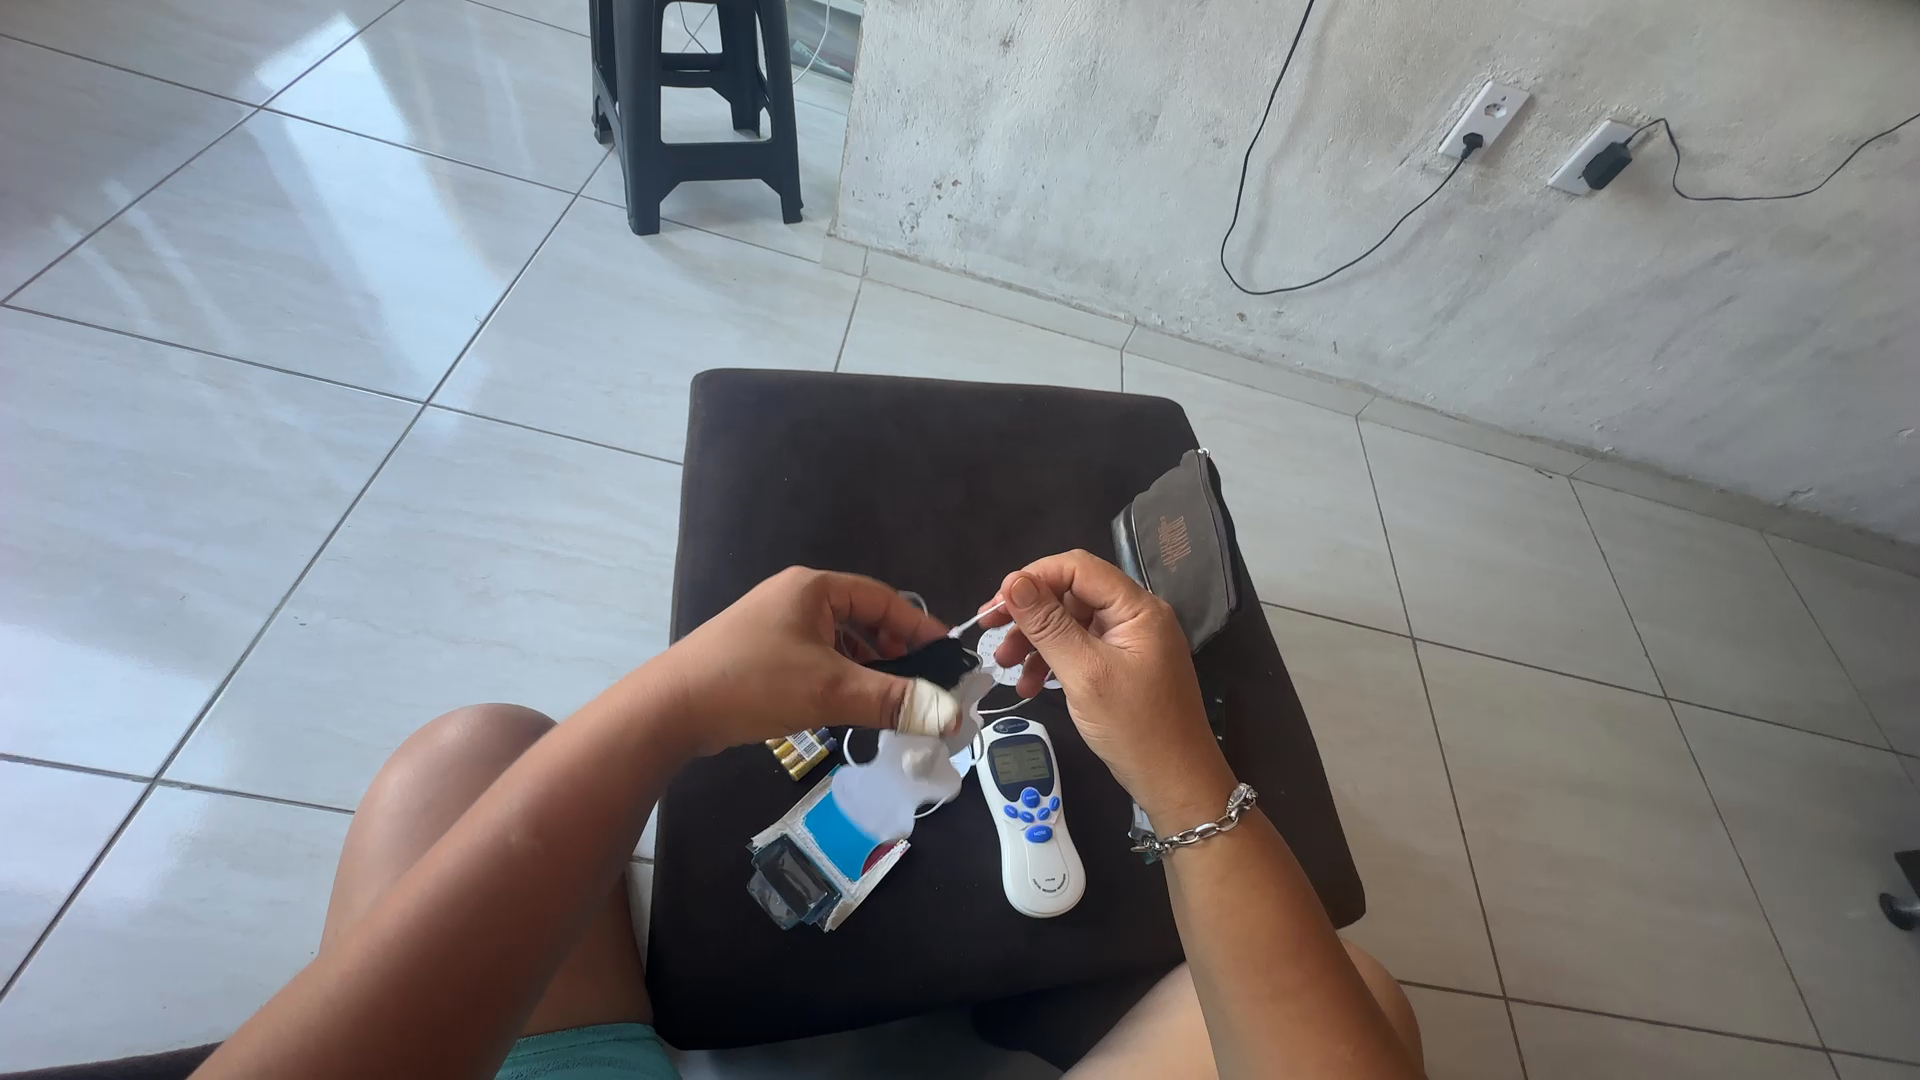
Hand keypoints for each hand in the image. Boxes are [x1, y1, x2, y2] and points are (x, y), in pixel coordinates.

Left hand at [650, 566, 953, 756]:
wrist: (669, 709)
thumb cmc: (755, 684)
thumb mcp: (831, 691)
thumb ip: (894, 701)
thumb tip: (950, 716)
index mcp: (813, 588)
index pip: (882, 599)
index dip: (918, 626)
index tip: (945, 654)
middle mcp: (794, 596)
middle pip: (860, 616)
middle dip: (892, 648)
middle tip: (915, 679)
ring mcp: (773, 623)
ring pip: (836, 639)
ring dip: (864, 664)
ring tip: (883, 694)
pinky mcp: (758, 650)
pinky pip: (813, 655)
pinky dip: (836, 674)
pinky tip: (842, 702)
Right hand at [977, 551, 1234, 821]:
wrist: (1176, 784)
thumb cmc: (1135, 728)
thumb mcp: (1084, 673)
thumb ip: (1048, 624)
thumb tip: (1013, 582)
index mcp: (1136, 608)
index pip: (1078, 568)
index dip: (1034, 577)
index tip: (998, 603)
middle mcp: (1134, 616)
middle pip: (1070, 594)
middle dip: (1028, 612)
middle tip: (989, 631)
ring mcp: (1128, 641)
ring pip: (1069, 622)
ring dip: (1034, 640)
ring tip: (1003, 665)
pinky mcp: (1120, 665)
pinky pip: (1078, 649)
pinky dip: (1051, 662)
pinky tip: (1029, 684)